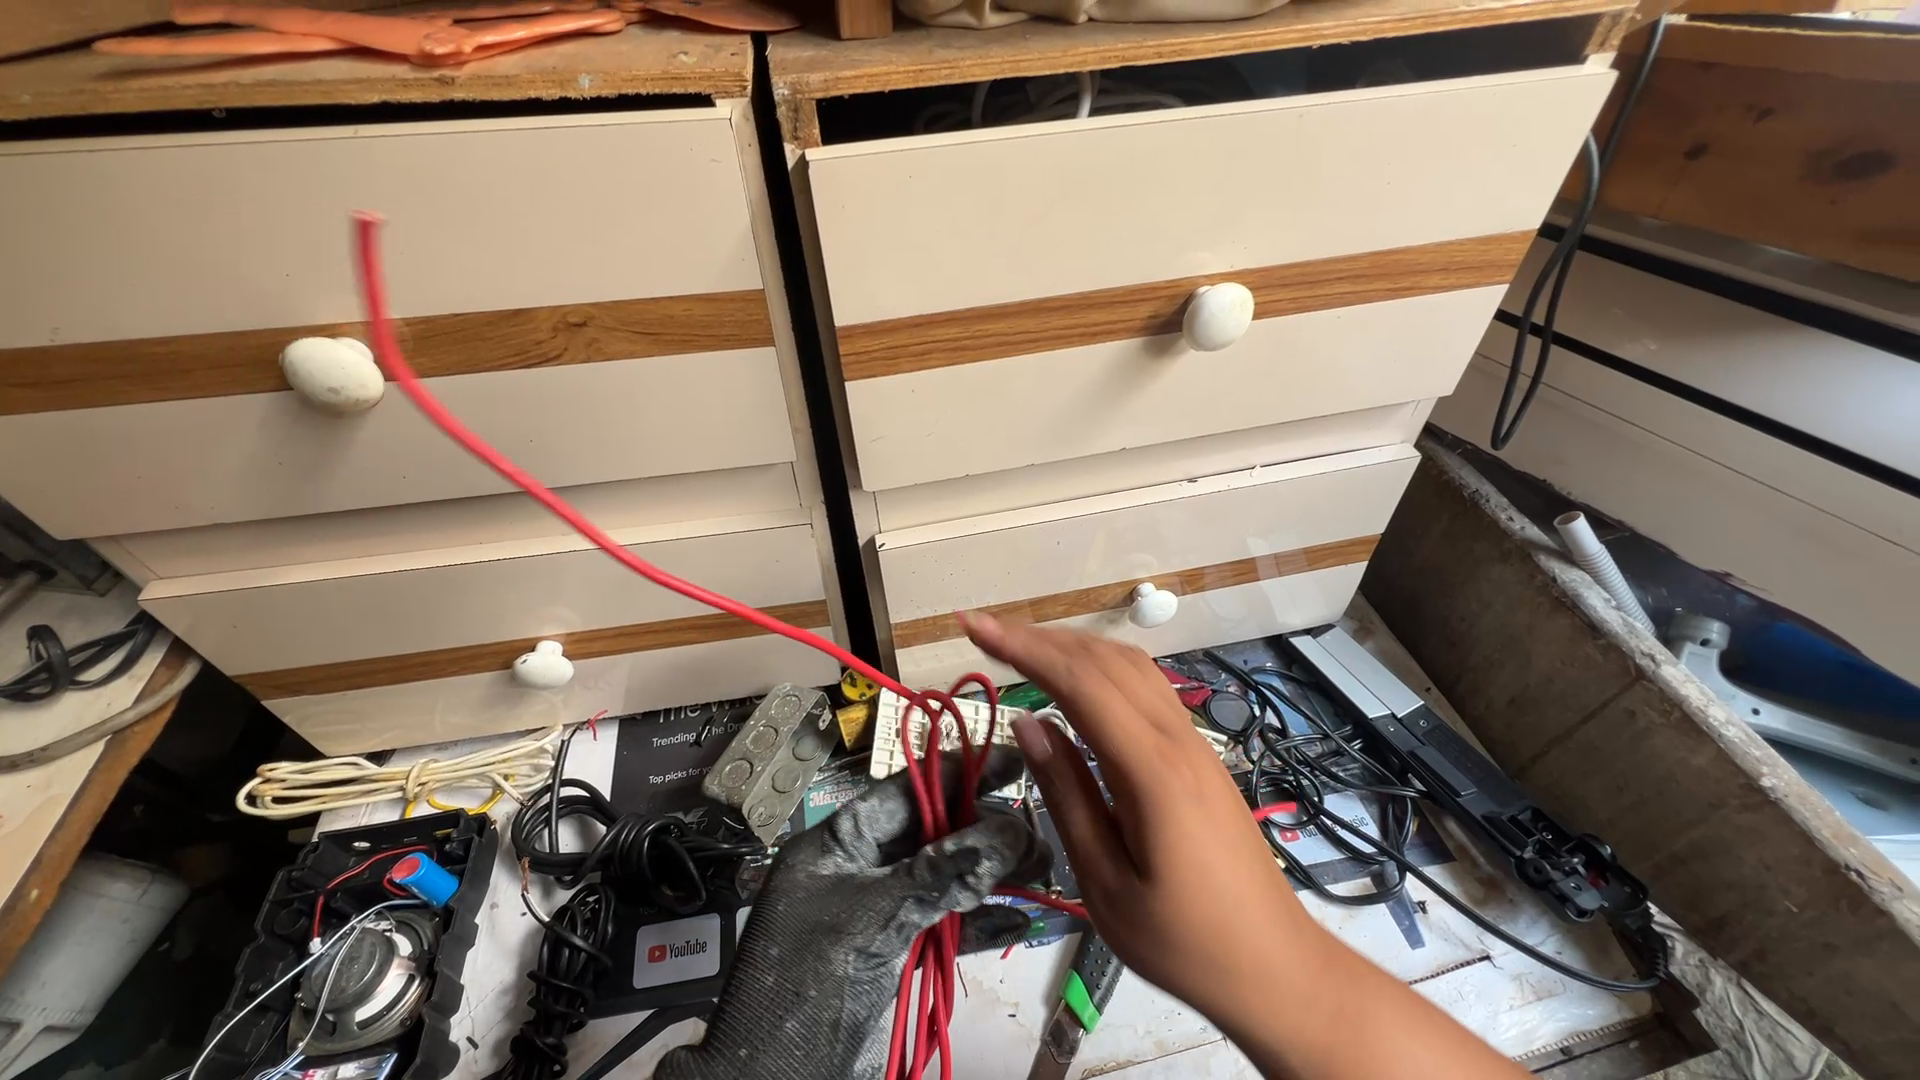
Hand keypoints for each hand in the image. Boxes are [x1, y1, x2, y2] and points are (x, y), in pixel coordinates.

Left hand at [656, 750, 1048, 1079]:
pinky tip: (1019, 921)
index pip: (906, 792)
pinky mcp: (897, 950)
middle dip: (985, 831)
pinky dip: (980, 922)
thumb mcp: (873, 915)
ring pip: (946, 878)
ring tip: (1041, 871)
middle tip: (1037, 834)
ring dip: (993, 875)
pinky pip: (946, 925)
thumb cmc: (809, 977)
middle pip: (934, 833)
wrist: (774, 1075)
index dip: (959, 772)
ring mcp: (882, 909)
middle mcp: (863, 866)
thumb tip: (1005, 830)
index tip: (1013, 761)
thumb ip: (939, 872)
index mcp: (840, 841)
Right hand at [961, 613, 1313, 1021]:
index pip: (1078, 682)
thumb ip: (1066, 795)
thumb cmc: (1183, 941)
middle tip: (981, 629)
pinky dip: (1101, 666)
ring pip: (1129, 665)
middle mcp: (1175, 739)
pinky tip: (1078, 680)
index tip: (973, 625)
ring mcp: (1193, 742)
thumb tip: (1028, 723)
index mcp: (1150, 769)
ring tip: (1020, 645)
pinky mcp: (1198, 755)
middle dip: (1038, 636)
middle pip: (1102, 660)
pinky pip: (1146, 687)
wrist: (1275, 967)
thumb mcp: (1105, 883)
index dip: (1022, 647)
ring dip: (1072, 645)